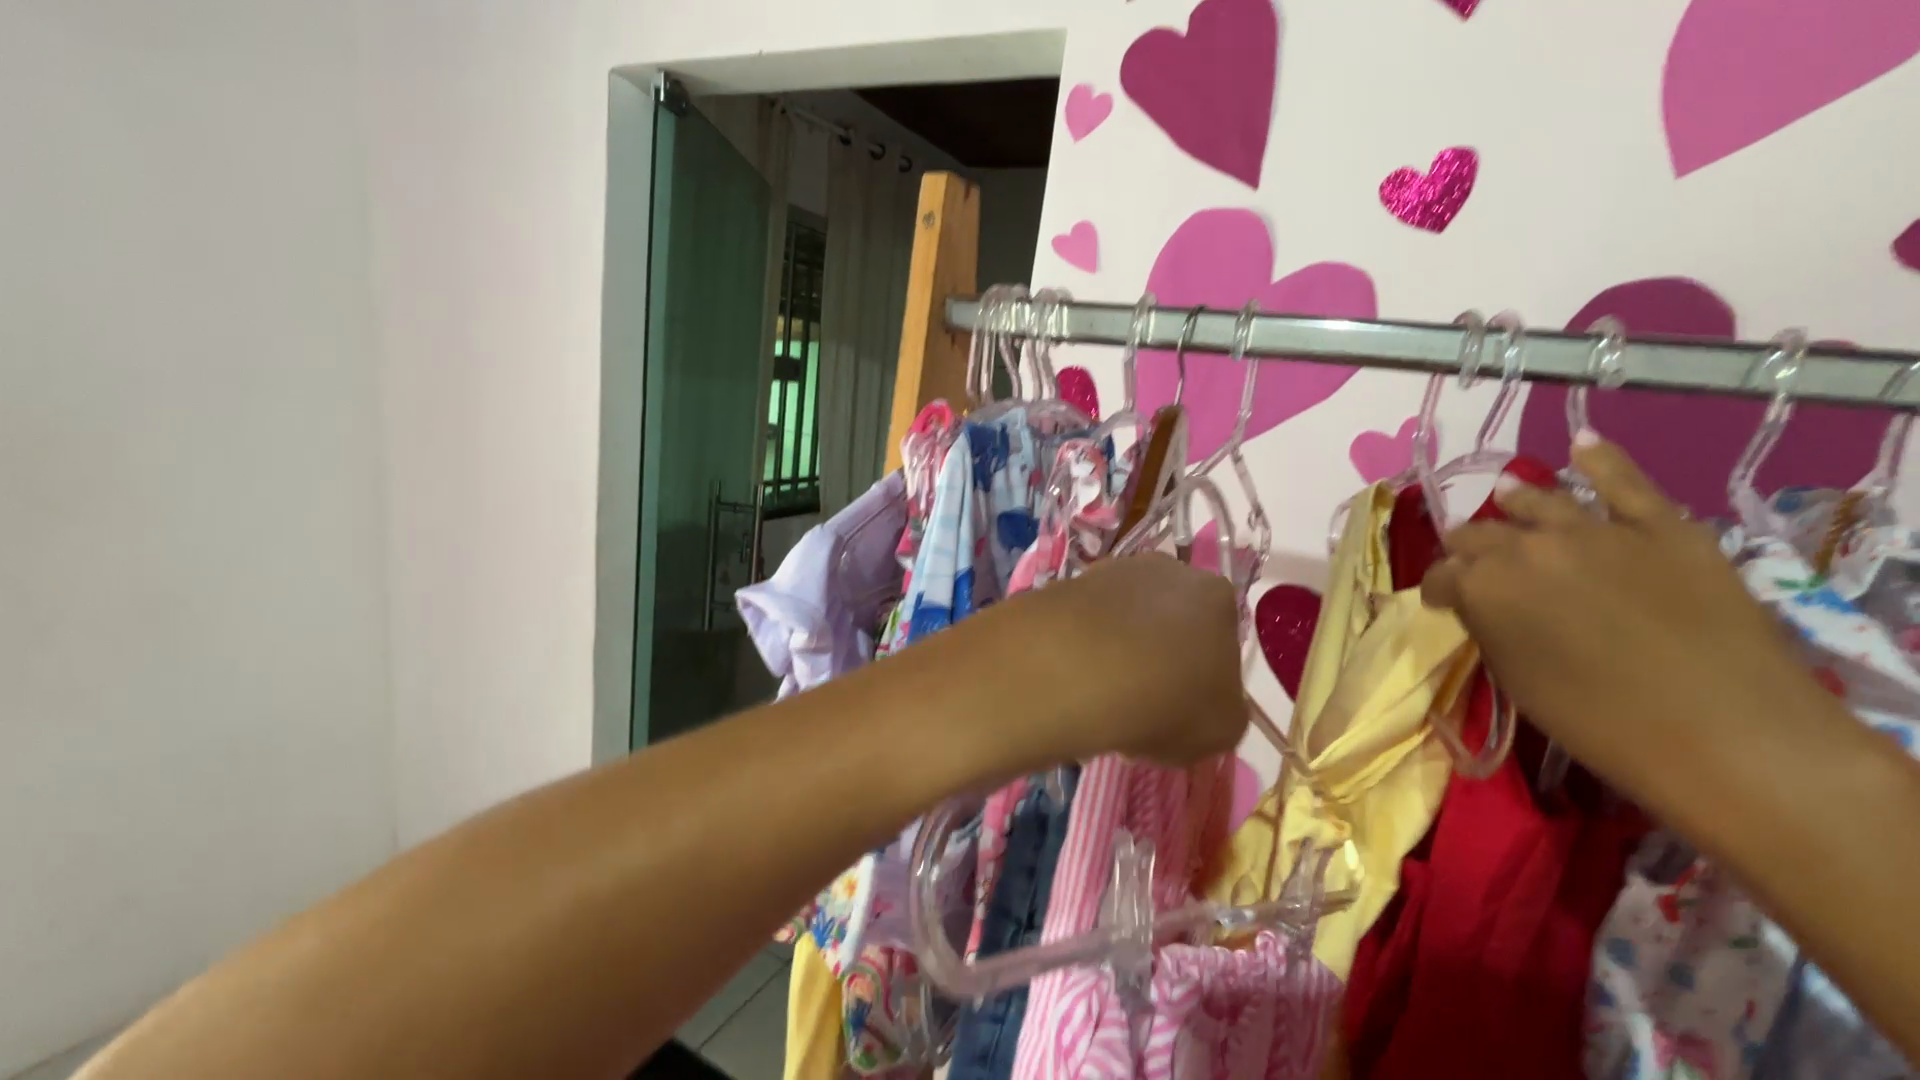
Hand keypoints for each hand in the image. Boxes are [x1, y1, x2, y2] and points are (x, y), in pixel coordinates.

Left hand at [962, 553, 1247, 768]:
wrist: (1081, 671)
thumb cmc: (1169, 700)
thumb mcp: (1222, 729)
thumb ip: (1223, 711)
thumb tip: (1209, 706)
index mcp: (1217, 597)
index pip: (1218, 638)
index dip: (1201, 678)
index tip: (1182, 710)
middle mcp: (1167, 570)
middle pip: (1167, 623)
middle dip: (1156, 660)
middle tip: (1141, 707)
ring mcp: (1110, 572)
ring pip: (1121, 622)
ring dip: (1114, 654)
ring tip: (1098, 701)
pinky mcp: (1064, 585)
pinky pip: (1080, 626)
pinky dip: (1077, 652)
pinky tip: (1070, 685)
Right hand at [1420, 435, 1845, 807]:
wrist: (1727, 729)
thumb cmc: (1603, 724)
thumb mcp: (1520, 684)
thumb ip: (1493, 631)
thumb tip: (1486, 608)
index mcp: (1483, 588)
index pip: (1443, 578)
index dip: (1440, 591)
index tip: (1442, 604)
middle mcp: (1527, 546)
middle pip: (1481, 534)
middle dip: (1468, 548)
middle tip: (1470, 562)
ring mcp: (1596, 529)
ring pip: (1539, 501)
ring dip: (1517, 502)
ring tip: (1507, 497)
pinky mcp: (1661, 525)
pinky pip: (1623, 481)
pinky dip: (1600, 459)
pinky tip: (1583, 444)